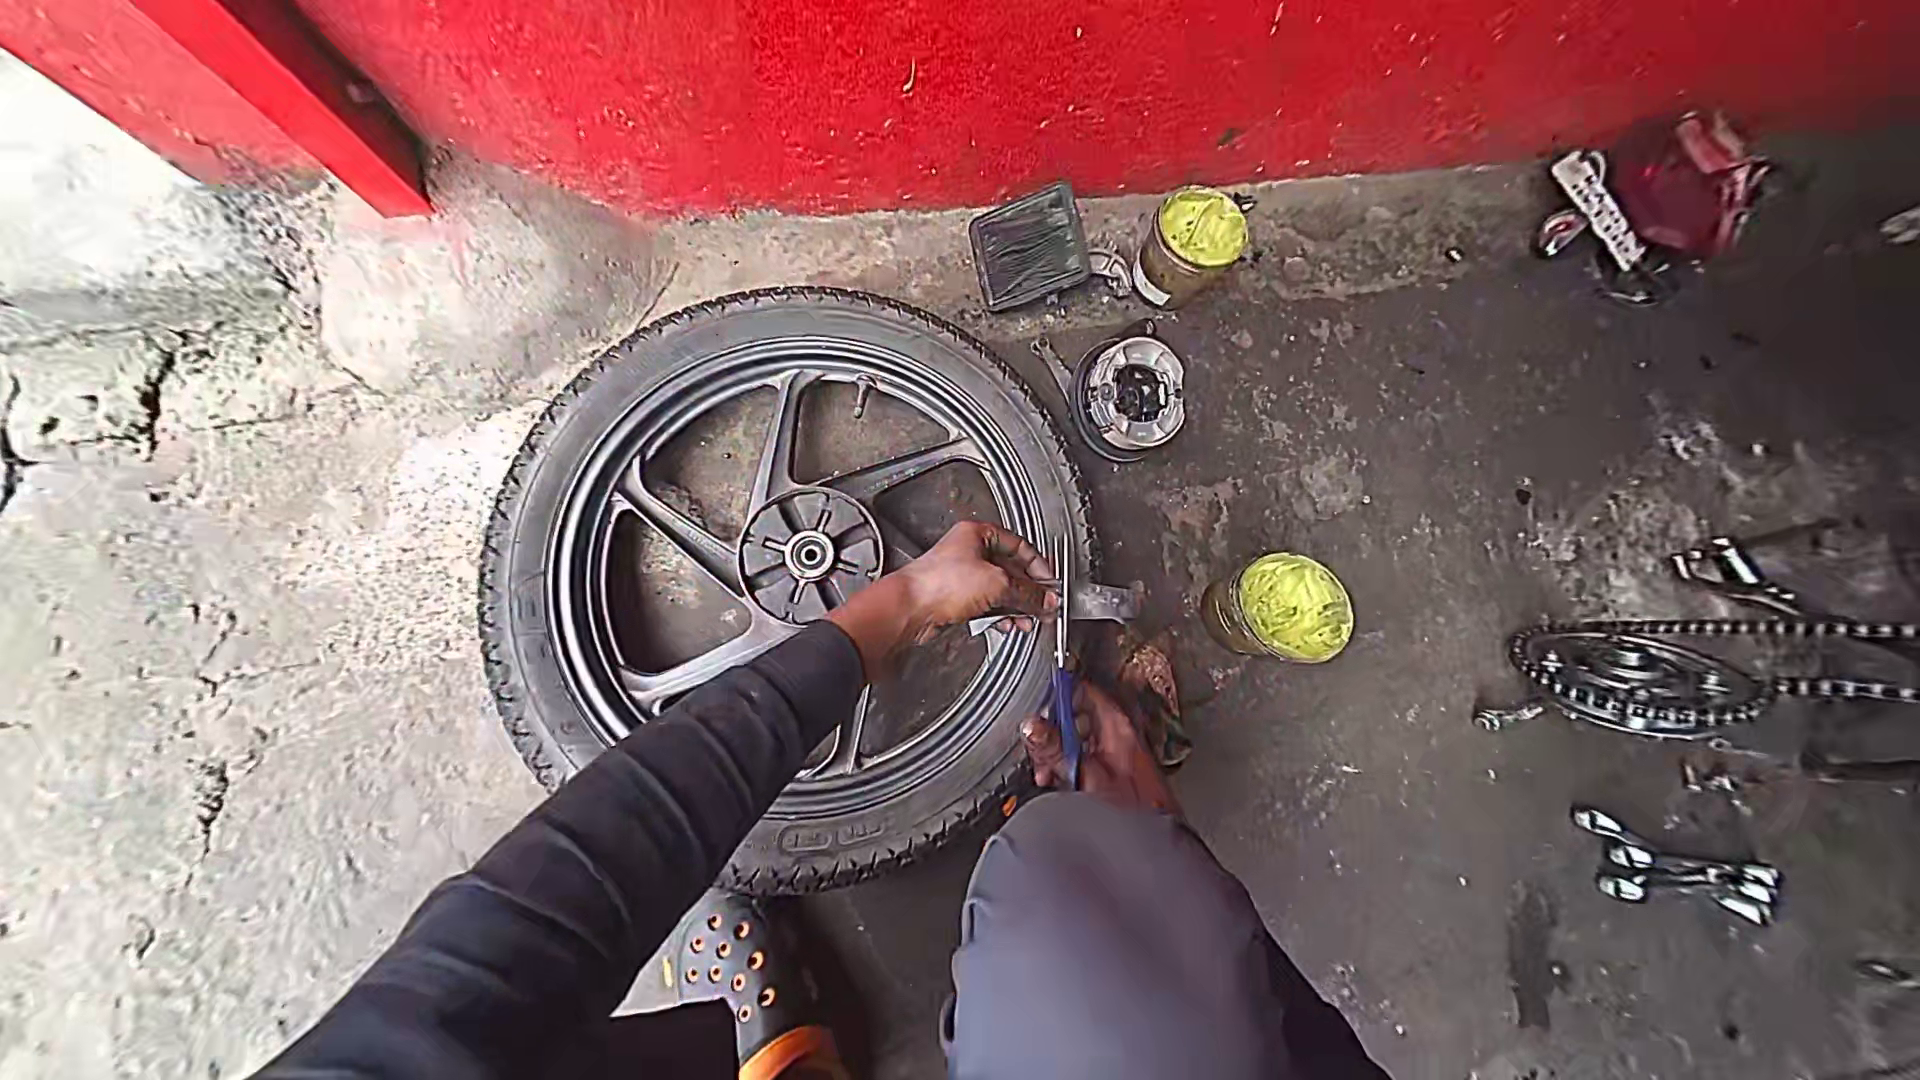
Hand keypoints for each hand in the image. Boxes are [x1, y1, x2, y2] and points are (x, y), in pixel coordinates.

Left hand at [894, 520, 1056, 640]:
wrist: (909, 609)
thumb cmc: (938, 584)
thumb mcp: (996, 583)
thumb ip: (1027, 592)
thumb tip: (1046, 599)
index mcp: (977, 534)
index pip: (1019, 546)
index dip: (1038, 565)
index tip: (1050, 583)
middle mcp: (969, 552)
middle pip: (1011, 570)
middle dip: (1030, 590)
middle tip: (1046, 605)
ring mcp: (963, 577)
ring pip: (1000, 590)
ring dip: (1018, 605)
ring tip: (1032, 619)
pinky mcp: (957, 599)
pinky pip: (988, 605)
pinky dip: (1002, 615)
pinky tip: (1011, 624)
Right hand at [1021, 680, 1180, 814]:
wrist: (1154, 850)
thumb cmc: (1134, 815)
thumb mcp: (1083, 776)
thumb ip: (1055, 748)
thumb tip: (1031, 724)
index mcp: (1118, 726)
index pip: (1085, 690)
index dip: (1059, 695)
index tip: (1039, 708)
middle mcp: (1122, 735)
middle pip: (1079, 715)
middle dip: (1054, 730)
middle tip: (1040, 749)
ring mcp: (1120, 754)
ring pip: (1081, 738)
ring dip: (1059, 752)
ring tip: (1049, 772)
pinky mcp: (1118, 774)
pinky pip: (1088, 757)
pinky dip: (1071, 766)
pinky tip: (1062, 784)